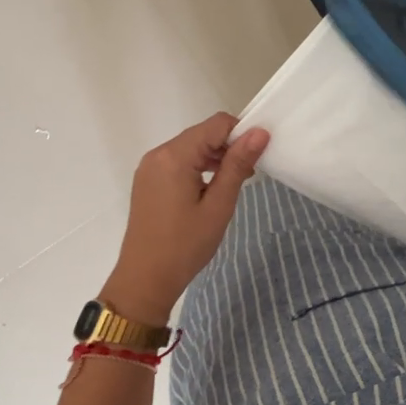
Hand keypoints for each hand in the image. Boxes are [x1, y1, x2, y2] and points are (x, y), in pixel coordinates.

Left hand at [101, 113, 268, 323]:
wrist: (145, 280)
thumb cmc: (185, 245)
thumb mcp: (219, 205)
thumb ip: (238, 165)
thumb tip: (260, 132)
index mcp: (174, 156)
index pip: (217, 124)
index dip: (241, 134)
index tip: (257, 157)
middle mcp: (158, 153)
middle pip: (202, 133)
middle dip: (228, 146)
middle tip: (249, 174)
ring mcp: (149, 167)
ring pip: (191, 147)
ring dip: (214, 157)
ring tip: (233, 183)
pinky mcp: (147, 180)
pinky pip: (178, 161)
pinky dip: (198, 167)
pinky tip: (210, 189)